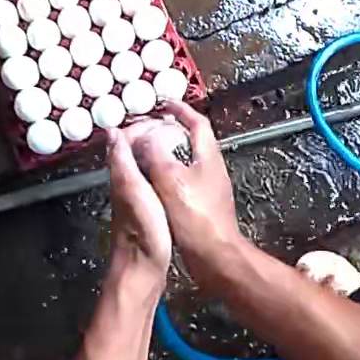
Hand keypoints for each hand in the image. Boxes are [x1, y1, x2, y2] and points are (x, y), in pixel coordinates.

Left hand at [103, 124, 173, 307]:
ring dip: (153, 152)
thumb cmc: (142, 233)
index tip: (159, 118)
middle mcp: (125, 186)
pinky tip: (170, 173)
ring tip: (172, 142)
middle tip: (168, 126)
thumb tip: (112, 131)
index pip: (124, 141)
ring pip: (141, 166)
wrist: (142, 272)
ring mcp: (136, 199)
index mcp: (122, 177)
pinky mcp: (147, 212)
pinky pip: (151, 181)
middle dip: (147, 136)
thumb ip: (122, 161)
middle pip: (132, 152)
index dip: (139, 127)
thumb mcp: (133, 191)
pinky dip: (159, 170)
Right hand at [130, 102, 246, 282]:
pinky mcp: (202, 204)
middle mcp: (211, 168)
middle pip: (191, 139)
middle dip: (170, 129)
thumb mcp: (170, 180)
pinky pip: (182, 178)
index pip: (196, 122)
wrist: (216, 257)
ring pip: (186, 159)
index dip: (180, 109)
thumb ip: (156, 154)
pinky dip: (166, 173)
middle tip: (149, 127)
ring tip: (145, 151)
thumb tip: (144, 136)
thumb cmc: (198, 220)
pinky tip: (152, 182)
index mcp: (207, 156)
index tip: (164, 103)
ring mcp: (208, 187)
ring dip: (167, 151)